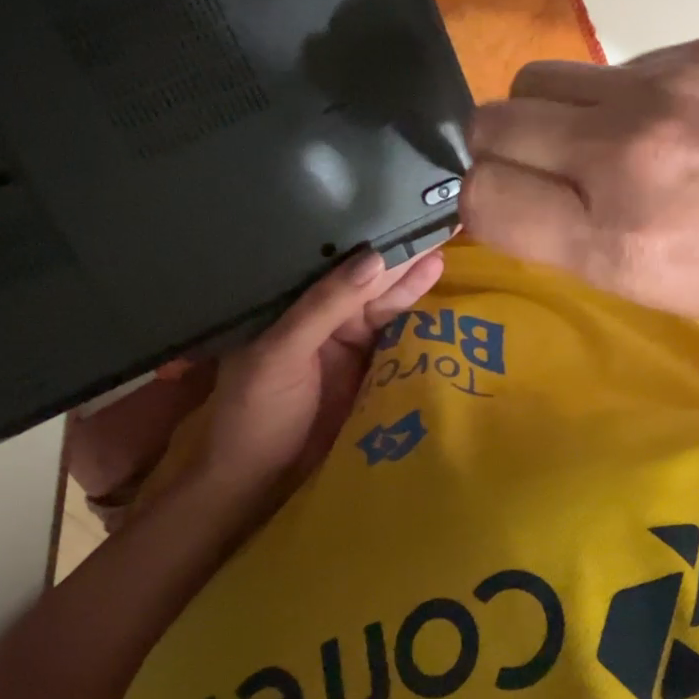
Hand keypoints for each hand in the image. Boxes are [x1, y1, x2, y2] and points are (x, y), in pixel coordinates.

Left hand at [198, 248, 444, 493]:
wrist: (259, 483)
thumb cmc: (256, 413)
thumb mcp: (282, 353)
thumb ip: (326, 305)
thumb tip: (374, 259)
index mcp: (295, 306)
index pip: (339, 266)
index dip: (370, 242)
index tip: (401, 214)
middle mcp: (325, 318)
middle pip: (370, 283)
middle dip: (401, 257)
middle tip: (436, 225)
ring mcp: (349, 345)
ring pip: (387, 307)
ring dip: (413, 284)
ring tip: (443, 254)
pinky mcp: (371, 372)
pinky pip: (399, 340)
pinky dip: (419, 323)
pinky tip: (442, 304)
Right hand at [462, 38, 698, 328]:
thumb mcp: (696, 296)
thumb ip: (601, 244)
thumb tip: (544, 204)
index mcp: (624, 242)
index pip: (481, 199)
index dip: (477, 208)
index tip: (496, 212)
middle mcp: (625, 153)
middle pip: (489, 125)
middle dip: (494, 154)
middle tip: (531, 174)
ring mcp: (662, 87)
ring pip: (540, 81)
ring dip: (546, 116)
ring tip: (596, 144)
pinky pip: (616, 69)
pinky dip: (618, 99)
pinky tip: (677, 123)